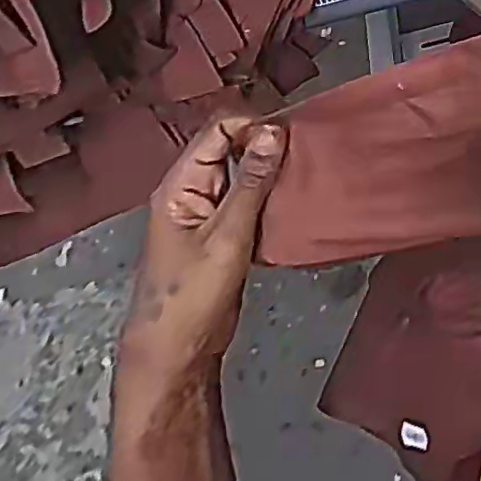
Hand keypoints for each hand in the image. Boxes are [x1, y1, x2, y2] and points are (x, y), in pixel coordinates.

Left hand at [119, 109, 284, 385]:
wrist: (177, 354)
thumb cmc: (191, 296)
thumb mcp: (226, 235)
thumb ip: (252, 180)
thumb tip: (273, 131)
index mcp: (180, 184)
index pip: (217, 131)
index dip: (252, 125)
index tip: (288, 135)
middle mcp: (193, 190)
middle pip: (231, 146)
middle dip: (265, 144)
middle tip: (302, 151)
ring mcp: (209, 210)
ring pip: (244, 171)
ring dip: (271, 168)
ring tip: (303, 169)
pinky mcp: (225, 229)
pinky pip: (250, 196)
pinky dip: (271, 192)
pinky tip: (293, 195)